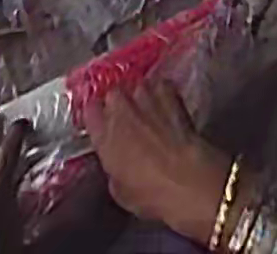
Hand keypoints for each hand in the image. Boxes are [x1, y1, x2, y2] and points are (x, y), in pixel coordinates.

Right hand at [84, 83, 231, 243]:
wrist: (186, 176)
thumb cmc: (150, 192)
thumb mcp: (119, 189)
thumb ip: (112, 163)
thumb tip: (116, 156)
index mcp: (104, 132)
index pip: (90, 110)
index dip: (97, 115)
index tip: (102, 122)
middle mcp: (120, 107)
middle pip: (113, 94)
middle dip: (118, 103)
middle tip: (127, 118)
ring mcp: (144, 94)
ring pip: (136, 86)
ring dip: (140, 96)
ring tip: (149, 110)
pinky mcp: (167, 89)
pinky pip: (159, 85)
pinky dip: (161, 92)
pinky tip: (167, 104)